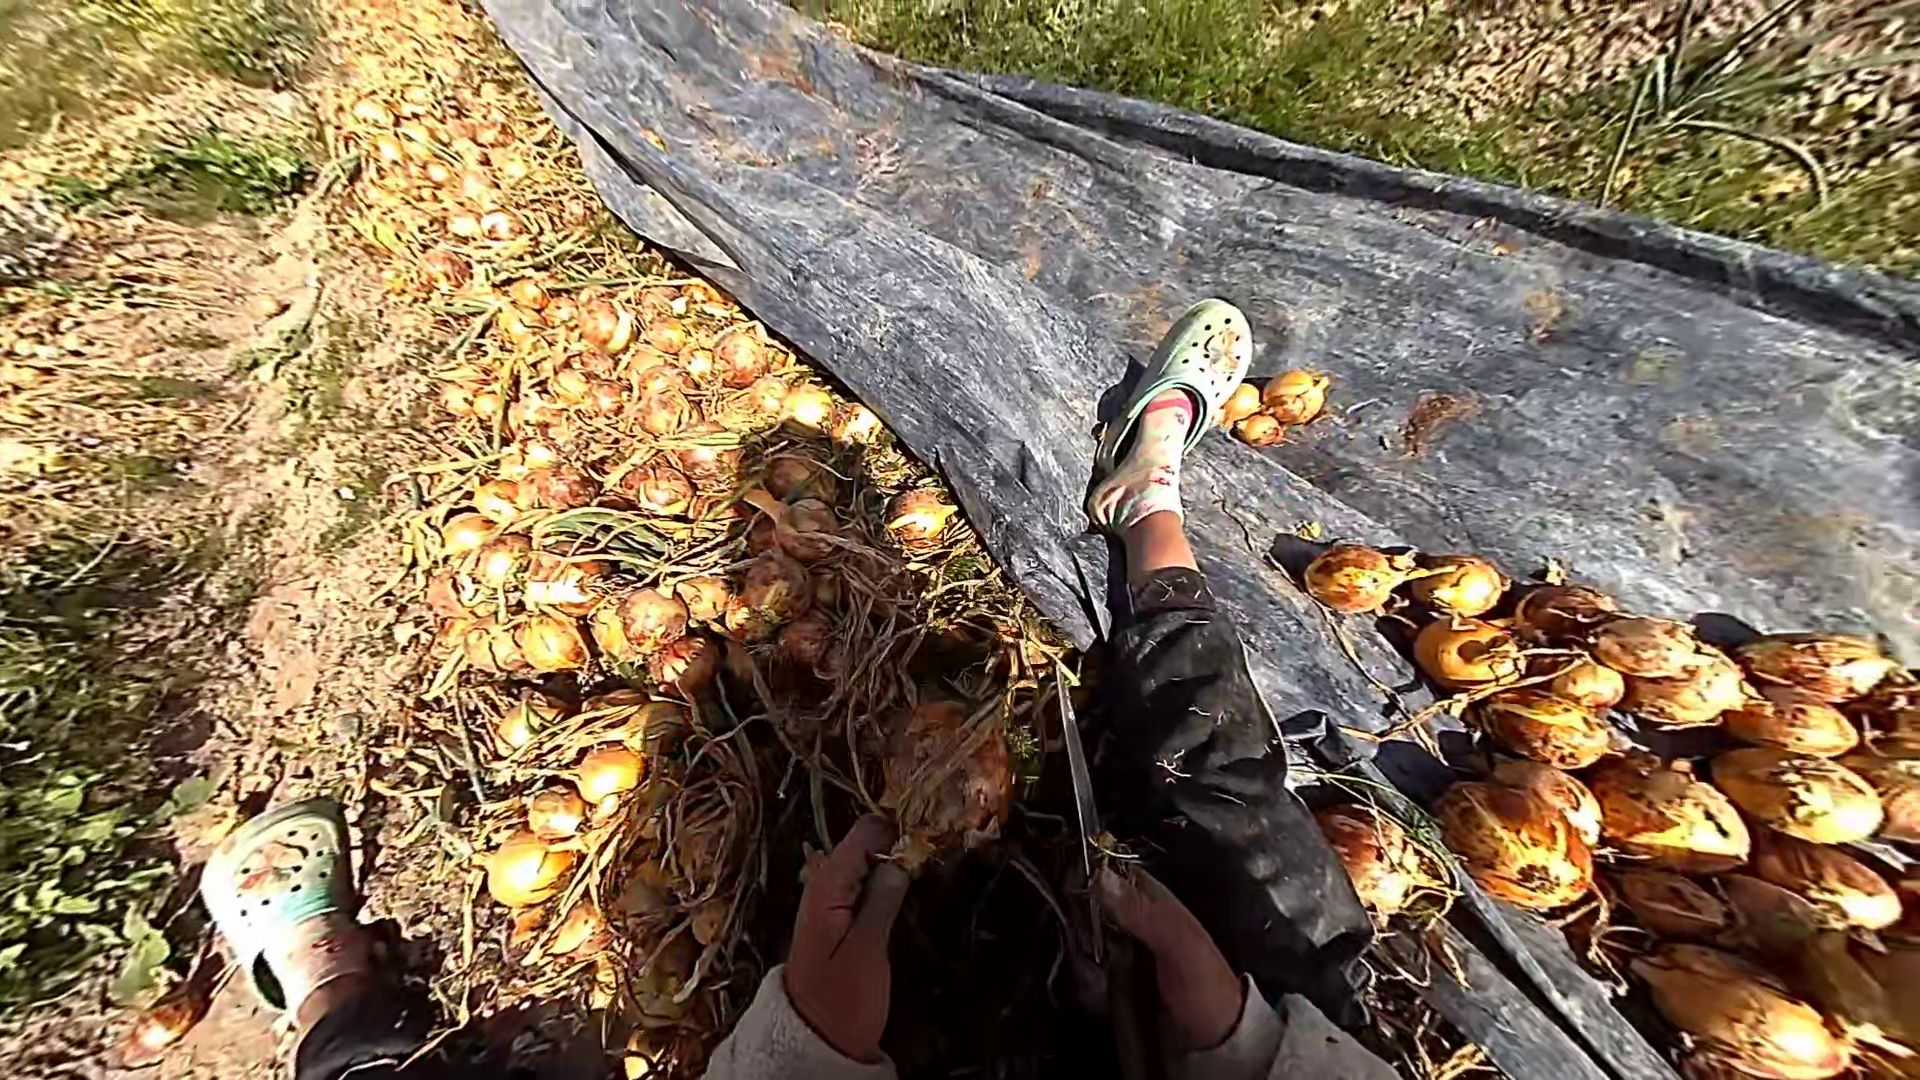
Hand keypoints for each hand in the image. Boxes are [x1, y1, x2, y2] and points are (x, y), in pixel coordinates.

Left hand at [784, 815, 910, 1062]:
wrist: (812, 1042)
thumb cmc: (841, 1000)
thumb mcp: (867, 950)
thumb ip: (883, 897)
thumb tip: (904, 854)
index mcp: (828, 883)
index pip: (865, 831)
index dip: (897, 831)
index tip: (924, 845)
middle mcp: (824, 879)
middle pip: (866, 838)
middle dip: (898, 841)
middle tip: (928, 856)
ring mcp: (829, 892)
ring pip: (867, 855)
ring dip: (893, 857)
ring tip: (922, 866)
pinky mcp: (838, 907)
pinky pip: (863, 874)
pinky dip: (884, 873)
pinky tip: (904, 883)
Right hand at [1096, 864, 1243, 1053]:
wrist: (1218, 1051)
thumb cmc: (1206, 987)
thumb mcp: (1180, 943)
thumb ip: (1141, 909)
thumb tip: (1100, 877)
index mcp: (1150, 898)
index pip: (1109, 869)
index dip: (1088, 875)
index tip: (1074, 890)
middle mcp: (1131, 918)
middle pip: (1088, 905)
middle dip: (1081, 924)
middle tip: (1090, 945)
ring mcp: (1120, 951)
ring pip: (1083, 937)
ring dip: (1082, 956)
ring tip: (1098, 977)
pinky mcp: (1112, 981)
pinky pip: (1085, 970)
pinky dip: (1085, 980)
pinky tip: (1098, 992)